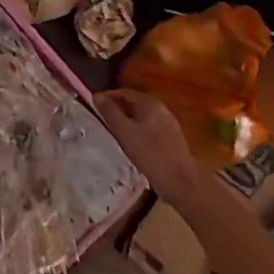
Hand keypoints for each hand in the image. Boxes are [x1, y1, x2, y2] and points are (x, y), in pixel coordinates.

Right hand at [95, 90, 207, 205]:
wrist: (180, 181)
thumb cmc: (149, 153)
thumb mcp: (124, 131)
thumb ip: (110, 112)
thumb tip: (97, 95)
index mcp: (151, 104)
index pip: (125, 92)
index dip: (108, 96)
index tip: (93, 104)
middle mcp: (161, 110)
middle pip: (134, 103)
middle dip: (117, 108)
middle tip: (100, 117)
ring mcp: (168, 124)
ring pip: (141, 116)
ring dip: (126, 119)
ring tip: (111, 129)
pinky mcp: (170, 139)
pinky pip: (148, 127)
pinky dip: (135, 129)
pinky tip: (129, 141)